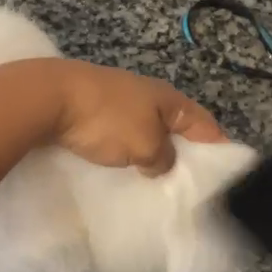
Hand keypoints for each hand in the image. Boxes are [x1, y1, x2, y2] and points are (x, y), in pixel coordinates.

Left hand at [47, 60, 226, 175]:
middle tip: (186, 178)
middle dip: (180, 148)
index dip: (216, 144)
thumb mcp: (145, 145)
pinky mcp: (87, 106)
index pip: (203, 122)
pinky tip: (119, 161)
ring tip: (152, 174)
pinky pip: (116, 130)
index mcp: (166, 98)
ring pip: (143, 127)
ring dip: (149, 148)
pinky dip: (123, 146)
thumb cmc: (105, 120)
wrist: (47, 98)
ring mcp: (114, 97)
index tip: (224, 168)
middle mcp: (144, 92)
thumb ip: (162, 158)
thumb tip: (162, 163)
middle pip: (172, 123)